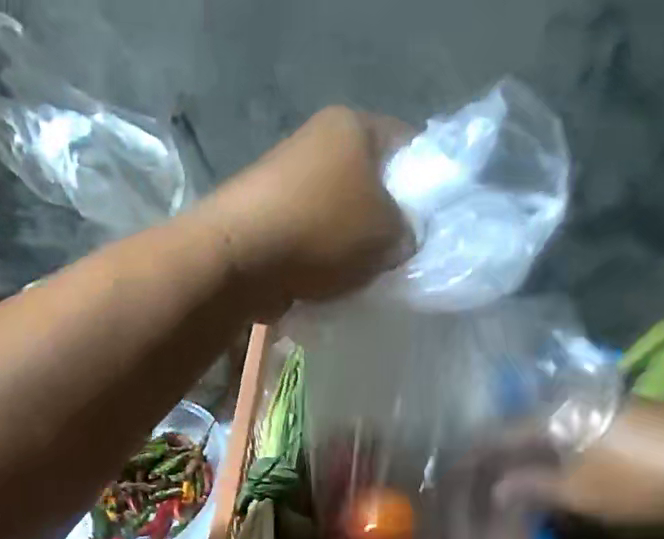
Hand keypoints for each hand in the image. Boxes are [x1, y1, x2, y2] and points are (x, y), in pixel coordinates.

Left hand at [198, 107, 412, 314]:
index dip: (426, 185)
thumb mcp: (389, 234)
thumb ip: (408, 232)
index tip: (428, 225)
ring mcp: (279, 182)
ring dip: (341, 250)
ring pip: (330, 218)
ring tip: (351, 281)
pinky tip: (316, 289)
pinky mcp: (256, 221)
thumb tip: (399, 241)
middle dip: (378, 224)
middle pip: (364, 185)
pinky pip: (299, 243)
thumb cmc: (322, 231)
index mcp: (352, 125)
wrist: (235, 260)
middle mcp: (312, 143)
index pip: (407, 145)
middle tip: (391, 260)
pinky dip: (308, 264)